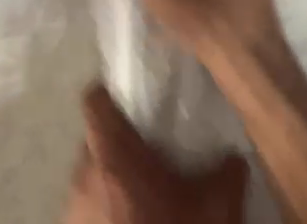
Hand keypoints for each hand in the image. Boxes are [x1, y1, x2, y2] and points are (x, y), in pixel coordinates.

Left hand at [65, 85, 248, 223]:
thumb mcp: (216, 208)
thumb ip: (227, 173)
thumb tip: (234, 157)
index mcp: (111, 153)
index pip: (94, 99)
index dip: (111, 94)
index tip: (134, 100)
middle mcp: (82, 172)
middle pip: (95, 138)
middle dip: (120, 142)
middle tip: (152, 152)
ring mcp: (73, 207)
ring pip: (90, 174)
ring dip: (112, 178)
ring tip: (147, 194)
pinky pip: (87, 207)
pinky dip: (106, 208)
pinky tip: (135, 222)